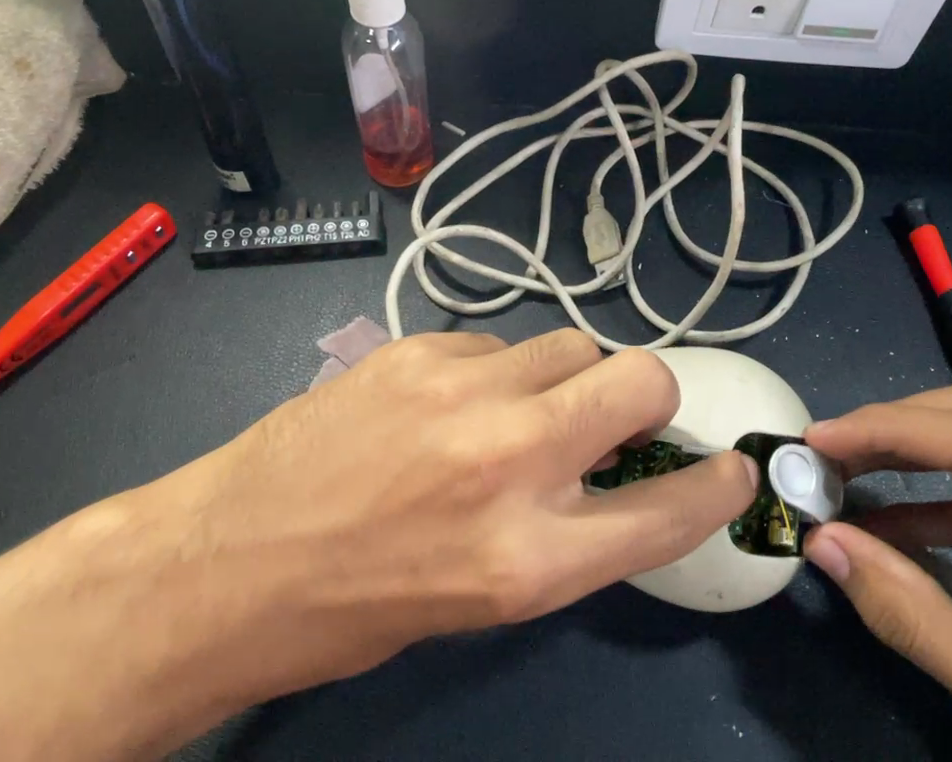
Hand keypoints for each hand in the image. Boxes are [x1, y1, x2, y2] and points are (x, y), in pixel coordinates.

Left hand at [134, 329, 757, 706]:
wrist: (222, 560)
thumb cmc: (352, 608)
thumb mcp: (478, 601)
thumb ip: (556, 535)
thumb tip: (601, 478)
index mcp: (530, 557)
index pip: (668, 511)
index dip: (715, 488)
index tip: (729, 470)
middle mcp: (511, 460)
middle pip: (641, 380)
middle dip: (651, 397)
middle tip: (620, 420)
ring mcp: (463, 391)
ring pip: (571, 345)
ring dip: (568, 377)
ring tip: (525, 407)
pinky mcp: (417, 350)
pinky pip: (497, 343)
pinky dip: (498, 369)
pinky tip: (453, 400)